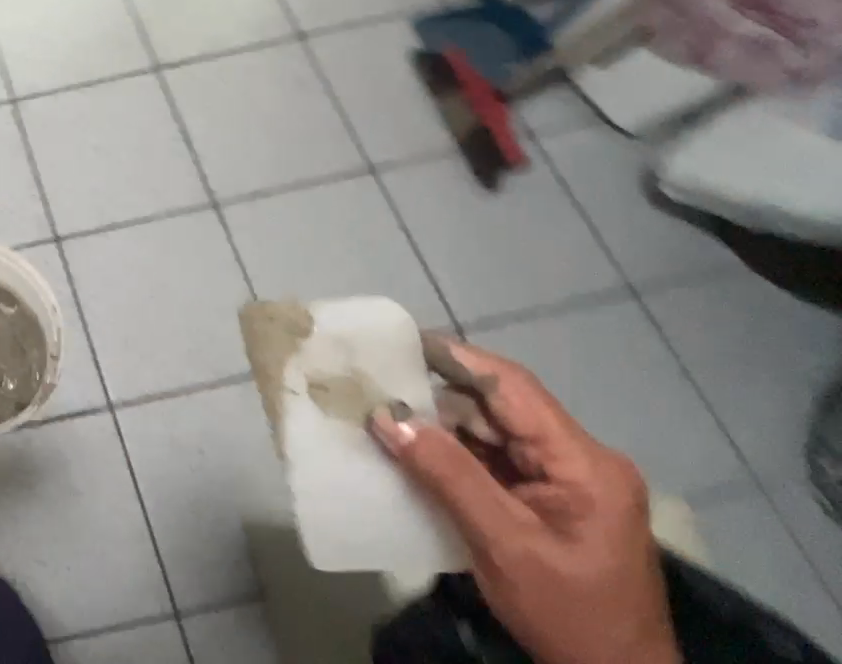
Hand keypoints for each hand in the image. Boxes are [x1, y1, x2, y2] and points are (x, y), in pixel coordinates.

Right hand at [370, 337, 680, 663]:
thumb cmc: (568, 613)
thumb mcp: (502, 544)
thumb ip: (446, 474)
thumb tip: (386, 416)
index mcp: (584, 462)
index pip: (511, 387)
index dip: (454, 358)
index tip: (396, 344)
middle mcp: (580, 459)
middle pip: (498, 407)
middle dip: (436, 396)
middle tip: (373, 387)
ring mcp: (566, 480)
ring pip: (491, 432)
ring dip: (440, 427)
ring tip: (381, 415)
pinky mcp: (549, 499)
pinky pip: (494, 460)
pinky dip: (453, 455)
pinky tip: (412, 453)